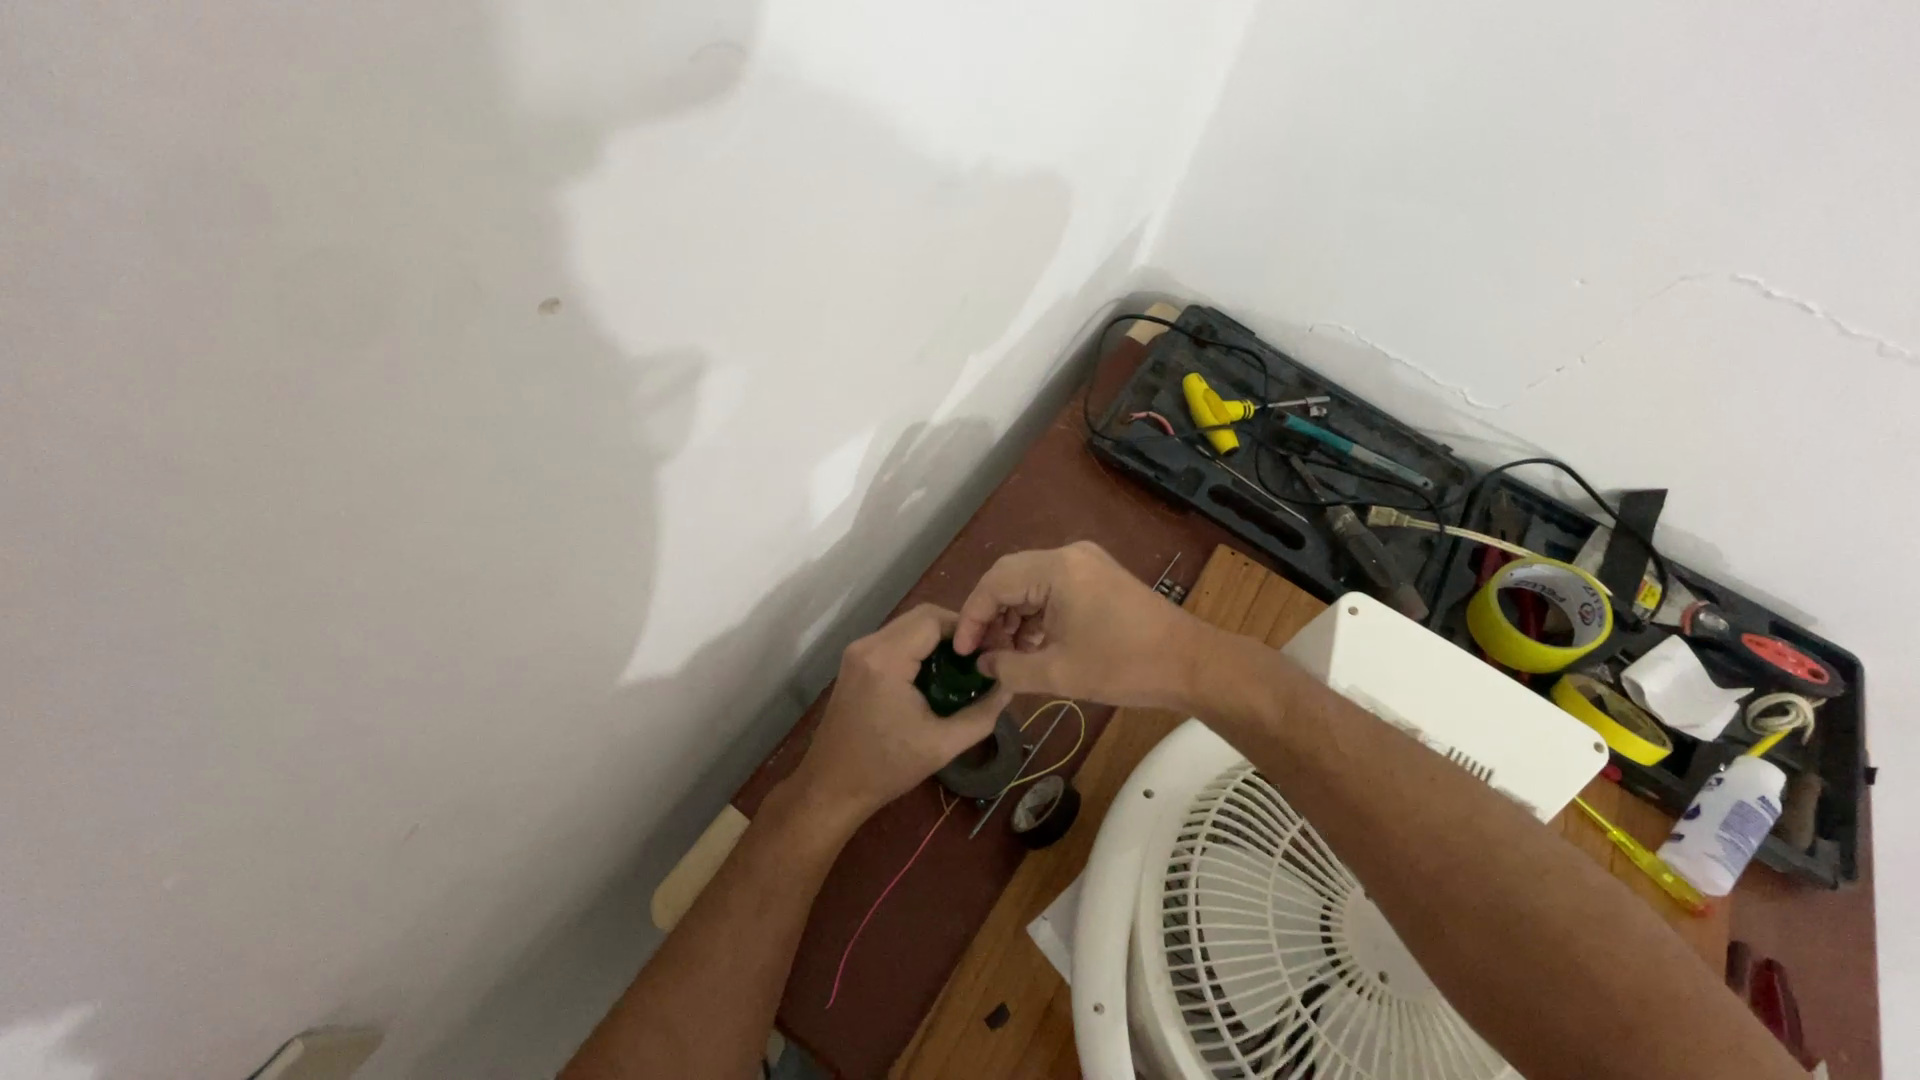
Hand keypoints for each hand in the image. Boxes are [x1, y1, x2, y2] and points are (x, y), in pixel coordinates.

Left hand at [790, 604, 1012, 822]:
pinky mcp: (855, 662)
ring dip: (936, 639)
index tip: (990, 651)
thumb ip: (982, 712)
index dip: (967, 629)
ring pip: (908, 625)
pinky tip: (936, 674)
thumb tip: (1009, 685)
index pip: (934, 619)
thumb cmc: (888, 767)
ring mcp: (858, 652)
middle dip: (955, 632)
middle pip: (921, 616)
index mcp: (886, 660)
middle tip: (980, 658)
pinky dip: (919, 648)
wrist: (833, 786)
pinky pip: (895, 640)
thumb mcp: (943, 744)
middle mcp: (868, 645)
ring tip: (963, 666)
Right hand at [953, 541, 1213, 708]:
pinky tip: (1034, 646)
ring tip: (1007, 656)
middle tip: (981, 653)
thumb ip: (1009, 669)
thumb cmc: (1124, 666)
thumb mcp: (1059, 673)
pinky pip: (1053, 589)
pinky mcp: (1099, 578)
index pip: (995, 582)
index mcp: (1057, 568)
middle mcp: (1069, 555)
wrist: (1191, 663)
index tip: (963, 652)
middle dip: (991, 616)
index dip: (972, 616)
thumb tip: (983, 665)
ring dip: (1013, 618)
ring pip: (1031, 584)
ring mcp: (1087, 564)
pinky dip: (1037, 616)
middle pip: (1010, 577)